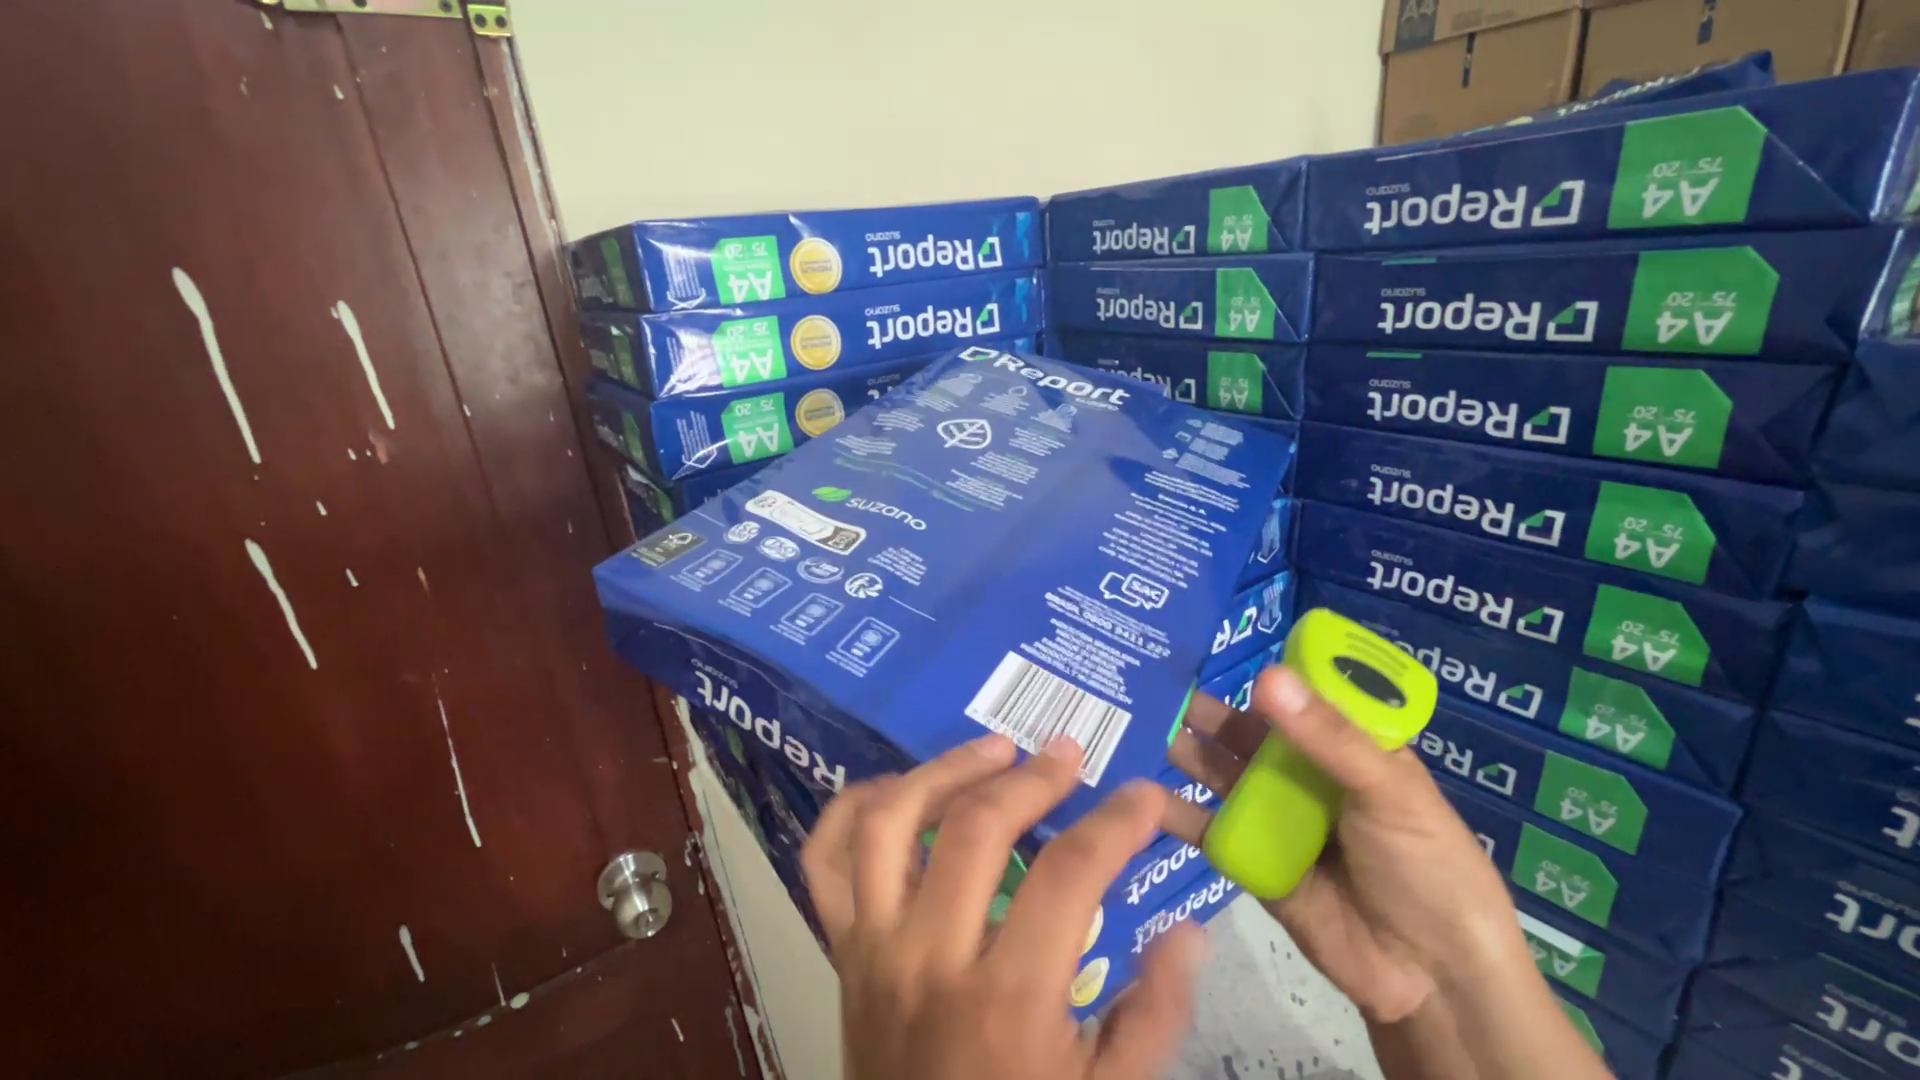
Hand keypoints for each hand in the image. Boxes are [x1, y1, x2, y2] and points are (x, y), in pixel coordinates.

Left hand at [801, 735, 1207, 1079]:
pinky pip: (825, 859)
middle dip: (1033, 779)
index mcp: (1007, 1000)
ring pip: (890, 824)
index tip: (1145, 794)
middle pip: (977, 829)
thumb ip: (1154, 1013)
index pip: (1069, 875)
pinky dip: (852, 807)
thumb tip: (1188, 930)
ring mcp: (874, 948)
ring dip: (944, 771)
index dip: (1116, 823)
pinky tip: (902, 787)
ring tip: (993, 749)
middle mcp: (930, 958)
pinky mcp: (841, 950)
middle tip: (1068, 754)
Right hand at [1165, 667, 1529, 1023]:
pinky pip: (1206, 828)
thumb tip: (1265, 676)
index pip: (1295, 698)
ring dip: (1184, 752)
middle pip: (1246, 734)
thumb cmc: (1426, 865)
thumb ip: (1325, 737)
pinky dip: (1173, 811)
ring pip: (1219, 774)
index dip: (1255, 675)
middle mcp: (1303, 775)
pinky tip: (1139, 795)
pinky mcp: (1249, 860)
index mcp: (1345, 747)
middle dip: (1204, 712)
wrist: (1430, 975)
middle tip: (1150, 684)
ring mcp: (1273, 818)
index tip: (1209, 647)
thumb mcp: (1387, 789)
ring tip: (1137, 727)